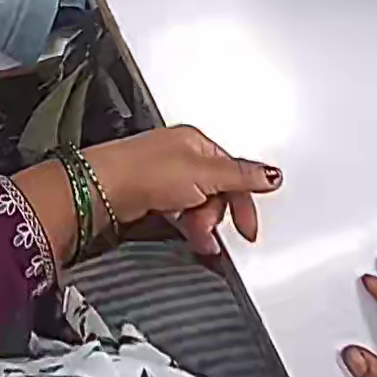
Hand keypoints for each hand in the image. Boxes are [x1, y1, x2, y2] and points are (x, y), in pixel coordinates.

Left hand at [81, 126, 281, 254]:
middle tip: (209, 228)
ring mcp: (167, 174)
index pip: (233, 171)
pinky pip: (182, 212)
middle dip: (217, 215)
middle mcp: (182, 155)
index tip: (248, 227)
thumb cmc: (145, 170)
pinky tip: (186, 233)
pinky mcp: (155, 194)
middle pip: (217, 192)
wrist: (106, 188)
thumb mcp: (203, 174)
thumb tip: (271, 173)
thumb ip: (240, 176)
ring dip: (202, 225)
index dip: (244, 200)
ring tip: (195, 235)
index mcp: (196, 142)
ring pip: (200, 206)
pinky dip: (187, 225)